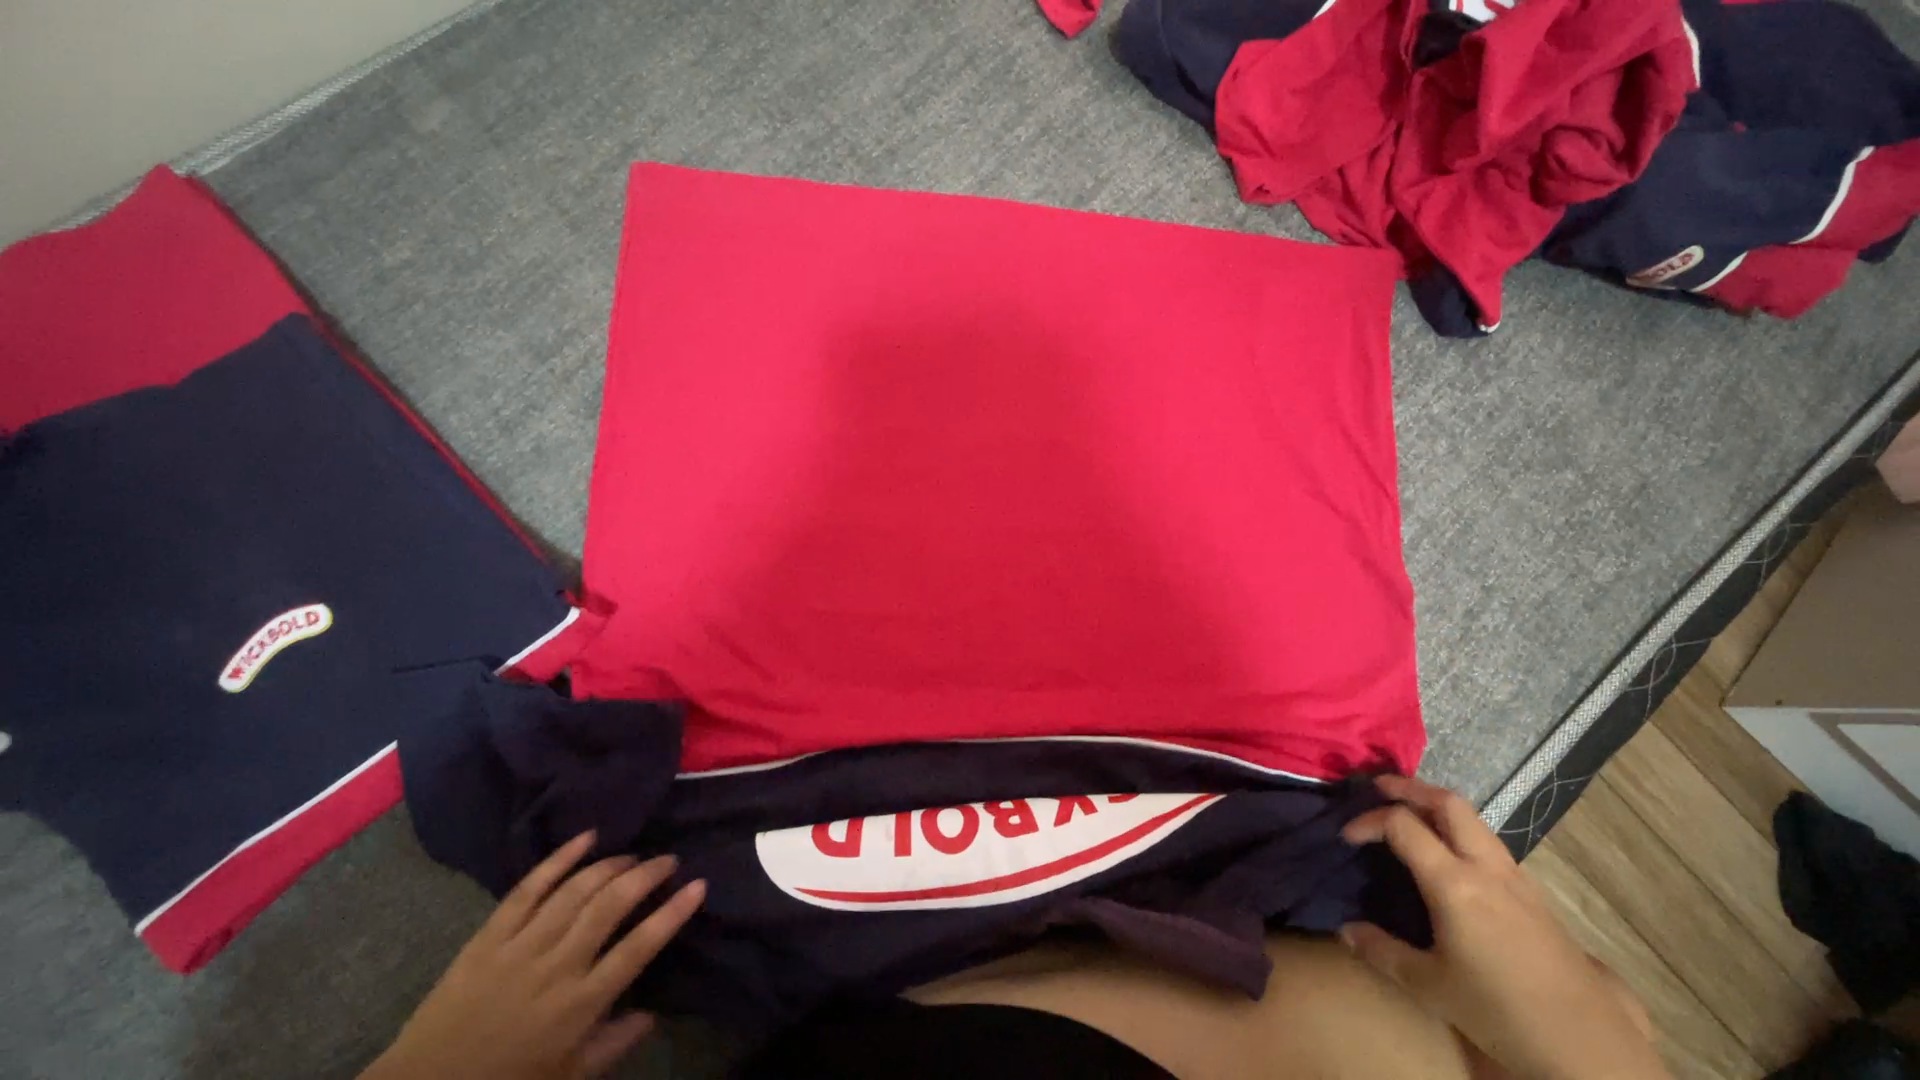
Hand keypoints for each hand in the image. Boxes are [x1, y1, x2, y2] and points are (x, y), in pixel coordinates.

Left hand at [362, 831, 705, 1079]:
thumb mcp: (570, 1074)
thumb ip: (616, 1043)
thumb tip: (654, 1011)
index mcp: (581, 1004)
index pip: (638, 948)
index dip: (672, 913)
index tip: (698, 885)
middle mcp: (557, 967)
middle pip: (610, 907)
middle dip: (645, 876)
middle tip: (668, 860)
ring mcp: (521, 946)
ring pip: (574, 891)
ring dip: (609, 866)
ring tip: (632, 856)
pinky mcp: (490, 935)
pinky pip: (528, 888)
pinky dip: (559, 860)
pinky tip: (584, 840)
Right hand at [1339, 775, 1666, 1079]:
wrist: (1585, 1043)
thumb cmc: (1499, 1010)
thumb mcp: (1429, 986)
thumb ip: (1382, 951)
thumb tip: (1346, 930)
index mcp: (1454, 883)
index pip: (1403, 825)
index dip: (1368, 821)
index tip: (1346, 837)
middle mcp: (1486, 868)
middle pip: (1448, 803)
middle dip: (1409, 788)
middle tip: (1378, 788)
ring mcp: (1516, 879)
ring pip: (1474, 820)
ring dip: (1437, 807)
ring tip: (1409, 815)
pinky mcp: (1533, 895)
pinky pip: (1489, 844)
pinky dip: (1459, 832)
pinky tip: (1448, 857)